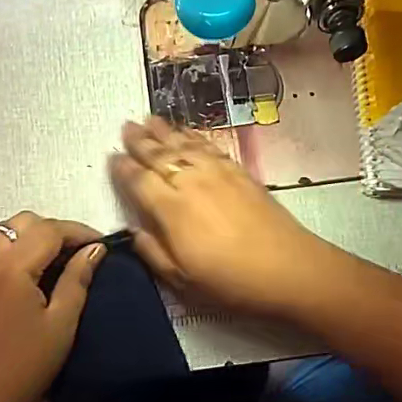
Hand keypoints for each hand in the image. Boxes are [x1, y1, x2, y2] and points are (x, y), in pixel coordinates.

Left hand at [0, 212, 105, 401]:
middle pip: (24, 222)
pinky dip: (11, 247)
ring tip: (54, 260)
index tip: (101, 245)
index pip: (50, 230)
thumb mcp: (62, 323)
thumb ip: (78, 278)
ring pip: (3, 230)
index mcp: (11, 268)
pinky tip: (28, 270)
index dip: (79, 232)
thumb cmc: (26, 365)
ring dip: (31, 235)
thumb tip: (95, 249)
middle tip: (78, 252)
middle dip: (55, 230)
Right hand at [109, 116, 354, 317]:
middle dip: (140, 140)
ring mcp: (218, 173)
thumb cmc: (230, 282)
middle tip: (126, 126)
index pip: (138, 180)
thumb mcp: (181, 279)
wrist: (288, 269)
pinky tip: (188, 134)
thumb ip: (152, 251)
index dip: (123, 168)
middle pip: (159, 154)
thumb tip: (134, 229)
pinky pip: (209, 146)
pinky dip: (194, 137)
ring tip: (149, 120)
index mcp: (170, 208)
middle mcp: (191, 182)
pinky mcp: (240, 172)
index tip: (112, 157)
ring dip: (165, 131)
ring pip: (184, 144)